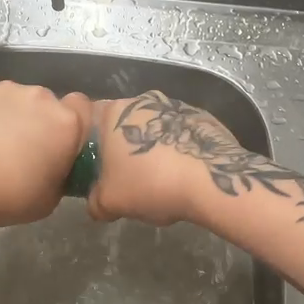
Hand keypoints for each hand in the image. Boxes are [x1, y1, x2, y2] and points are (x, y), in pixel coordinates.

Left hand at [0, 82, 92, 226]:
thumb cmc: (9, 195)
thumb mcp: (50, 199)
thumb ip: (60, 174)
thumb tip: (53, 167)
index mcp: (67, 123)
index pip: (84, 109)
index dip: (74, 125)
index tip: (60, 145)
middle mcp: (41, 98)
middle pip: (48, 105)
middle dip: (40, 122)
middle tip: (24, 150)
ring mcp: (7, 90)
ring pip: (18, 101)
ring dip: (13, 116)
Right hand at [87, 90, 285, 225]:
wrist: (212, 181)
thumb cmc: (151, 184)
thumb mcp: (110, 203)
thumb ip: (95, 201)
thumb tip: (96, 203)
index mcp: (115, 112)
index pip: (91, 122)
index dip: (93, 148)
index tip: (100, 171)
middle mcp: (144, 100)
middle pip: (126, 125)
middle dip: (126, 149)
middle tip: (130, 179)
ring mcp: (177, 105)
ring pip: (156, 129)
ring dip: (155, 149)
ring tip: (163, 180)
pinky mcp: (204, 117)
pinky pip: (183, 135)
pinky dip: (181, 150)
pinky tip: (185, 174)